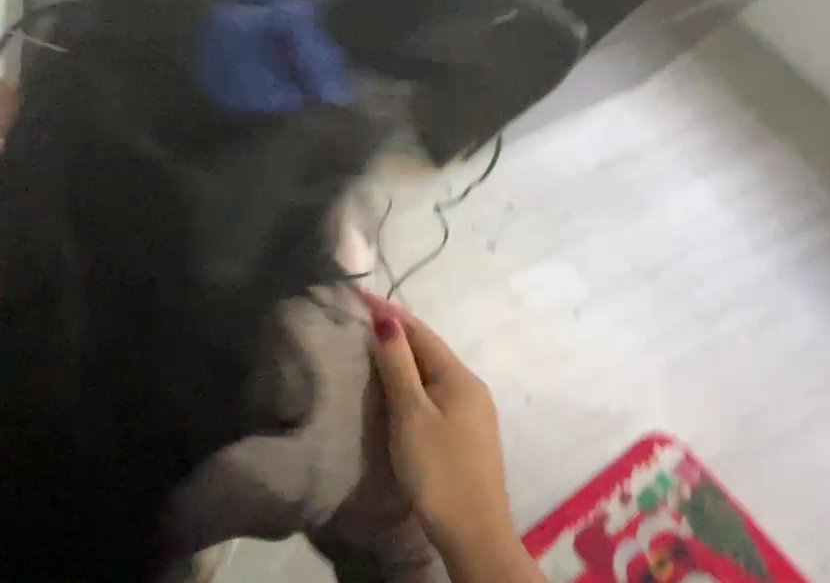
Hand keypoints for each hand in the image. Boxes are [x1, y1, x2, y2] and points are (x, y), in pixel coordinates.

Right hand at [361, 292, 517, 556]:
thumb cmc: (437, 469)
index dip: (388, 311)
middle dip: (395, 329)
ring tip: (367, 342)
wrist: (473, 534)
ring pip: (431, 370)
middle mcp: (471, 388)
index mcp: (460, 379)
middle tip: (356, 315)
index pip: (420, 331)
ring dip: (402, 354)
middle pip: (428, 348)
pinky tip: (392, 381)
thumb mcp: (410, 412)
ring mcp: (472, 412)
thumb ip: (397, 364)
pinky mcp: (466, 433)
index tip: (356, 294)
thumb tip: (387, 317)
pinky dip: (411, 377)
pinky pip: (434, 389)